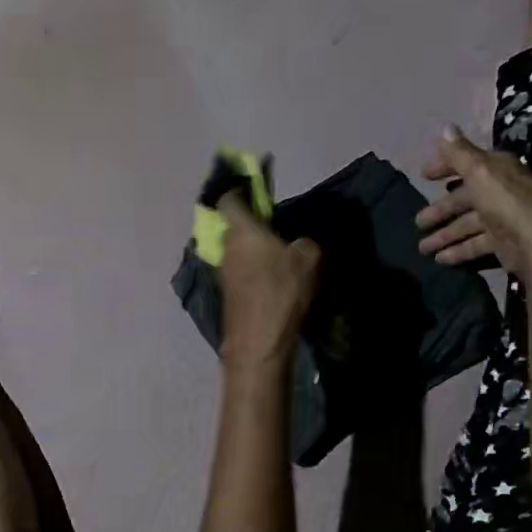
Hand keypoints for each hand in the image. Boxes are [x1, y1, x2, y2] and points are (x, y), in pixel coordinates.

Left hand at [214, 191, 320, 368]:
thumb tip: (298, 245)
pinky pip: (240, 273)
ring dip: (252, 251)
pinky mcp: (227, 295)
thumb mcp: (309, 259)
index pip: (229, 200)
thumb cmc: (281, 292)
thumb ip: (304, 243)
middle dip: (251, 225)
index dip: (238, 190)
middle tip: (274, 227)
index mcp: (241, 230)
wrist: (258, 341)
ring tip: (277, 256)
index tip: (252, 190)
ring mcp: (223, 274)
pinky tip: (271, 280)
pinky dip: (253, 271)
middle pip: (234, 228)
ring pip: (237, 252)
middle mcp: (226, 248)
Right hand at [416, 126, 531, 282]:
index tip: (422, 176)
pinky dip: (458, 251)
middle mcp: (502, 192)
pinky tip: (440, 259)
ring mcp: (504, 219)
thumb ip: (460, 154)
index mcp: (498, 170)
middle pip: (465, 199)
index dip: (445, 166)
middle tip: (417, 223)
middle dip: (440, 210)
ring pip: (467, 225)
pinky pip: (476, 245)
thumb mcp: (480, 173)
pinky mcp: (504, 243)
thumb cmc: (506, 204)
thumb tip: (445, 127)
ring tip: (423, 248)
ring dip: (444, 235)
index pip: (468, 163)